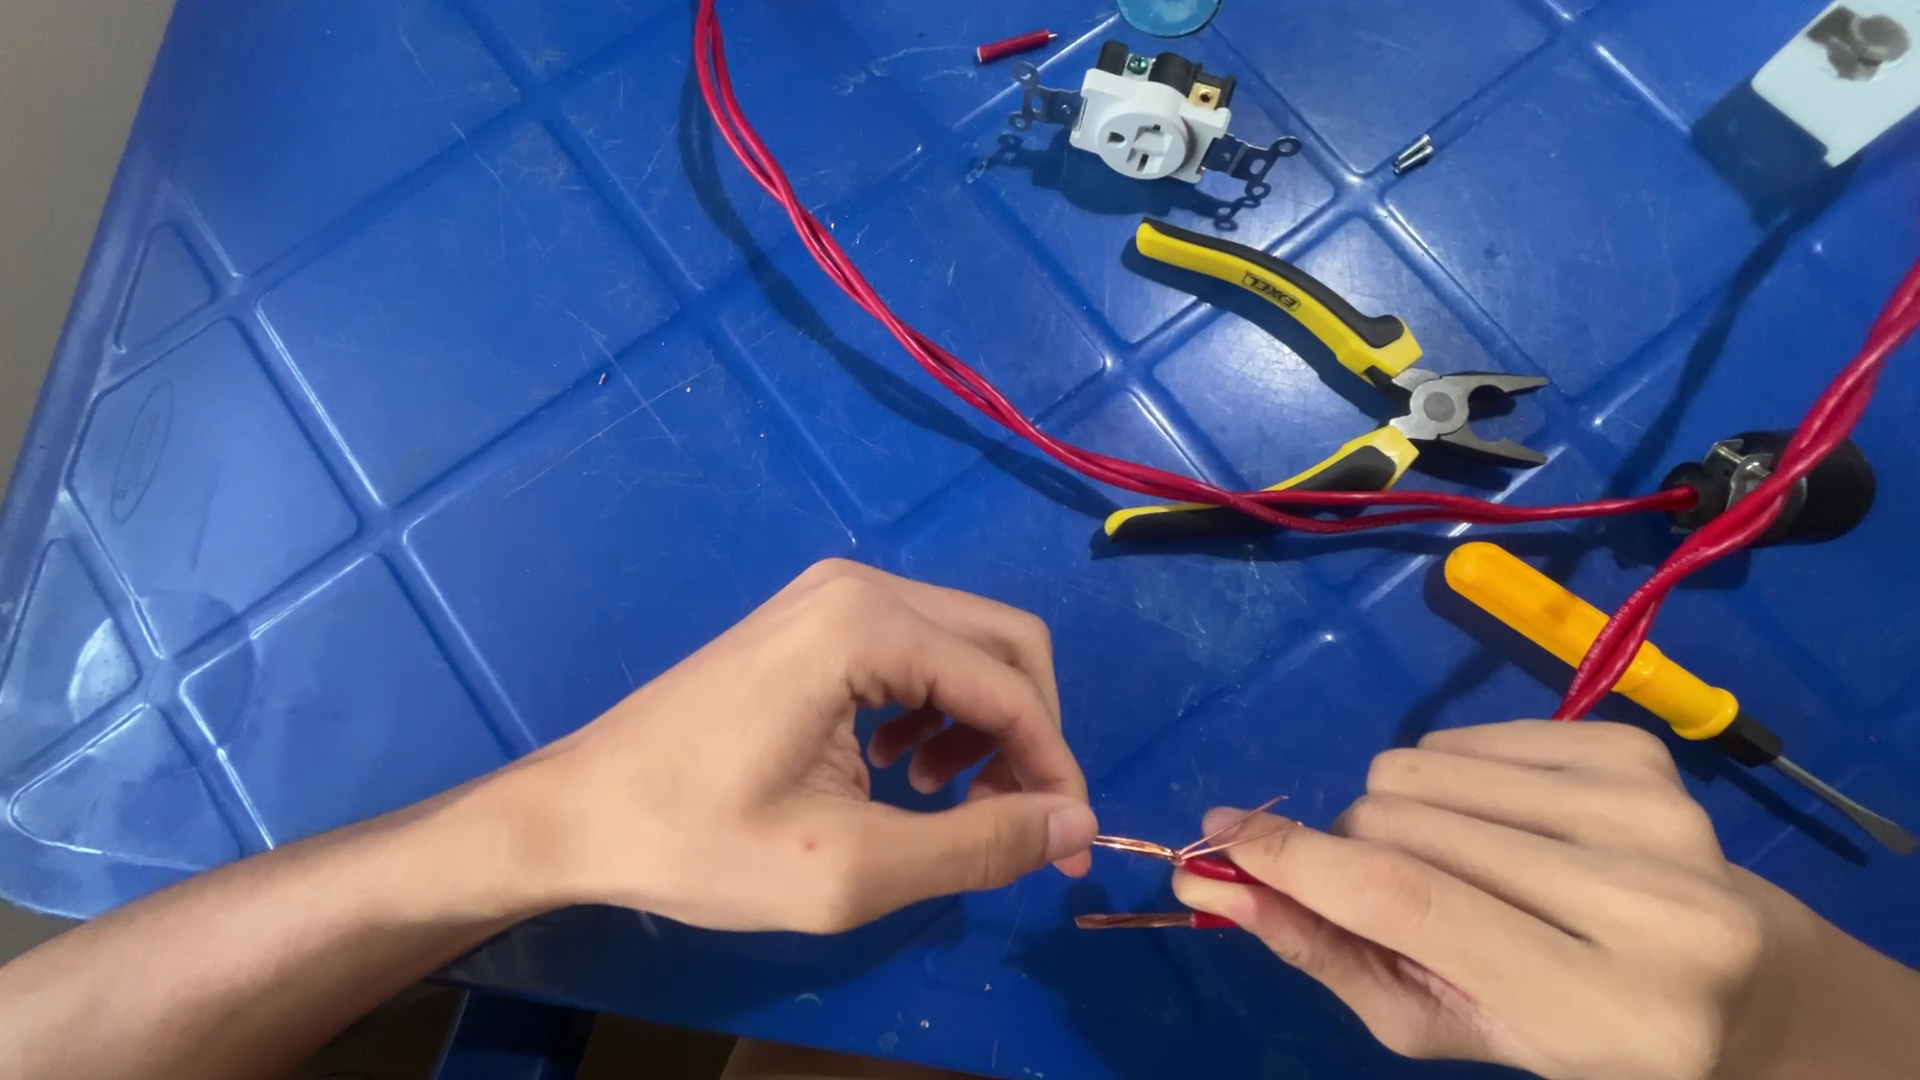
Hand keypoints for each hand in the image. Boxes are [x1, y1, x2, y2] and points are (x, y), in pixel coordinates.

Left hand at [492, 560, 1097, 933]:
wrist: (577, 810)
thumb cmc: (697, 841)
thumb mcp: (849, 870)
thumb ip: (978, 845)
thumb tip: (1078, 824)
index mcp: (870, 626)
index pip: (1011, 688)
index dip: (1054, 769)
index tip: (1068, 847)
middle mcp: (864, 586)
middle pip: (1004, 645)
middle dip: (1027, 736)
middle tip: (1008, 818)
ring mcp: (838, 593)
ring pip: (966, 647)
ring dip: (981, 724)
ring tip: (938, 795)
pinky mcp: (821, 616)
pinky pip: (919, 650)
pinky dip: (936, 708)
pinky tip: (897, 764)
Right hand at [1176, 721, 1778, 1079]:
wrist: (1736, 985)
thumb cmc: (1564, 1028)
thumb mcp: (1435, 1019)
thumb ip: (1319, 948)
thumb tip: (1212, 879)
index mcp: (1600, 1007)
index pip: (1401, 899)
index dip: (1290, 858)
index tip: (1217, 837)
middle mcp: (1646, 902)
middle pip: (1392, 818)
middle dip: (1357, 847)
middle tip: (1406, 889)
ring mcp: (1653, 812)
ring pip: (1411, 764)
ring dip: (1399, 807)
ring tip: (1460, 857)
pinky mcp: (1638, 752)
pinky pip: (1458, 733)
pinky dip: (1450, 774)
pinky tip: (1506, 821)